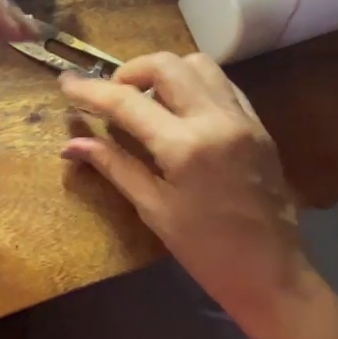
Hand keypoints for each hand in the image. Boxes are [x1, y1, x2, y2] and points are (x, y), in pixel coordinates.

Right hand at [58, 53, 319, 327]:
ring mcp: (242, 119)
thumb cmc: (205, 251)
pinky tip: (180, 110)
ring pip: (198, 65)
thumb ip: (113, 166)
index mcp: (185, 147)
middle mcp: (216, 120)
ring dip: (165, 73)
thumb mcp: (153, 208)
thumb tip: (70, 144)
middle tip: (113, 97)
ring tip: (148, 101)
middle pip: (166, 65)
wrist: (271, 273)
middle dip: (130, 72)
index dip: (91, 90)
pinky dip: (194, 85)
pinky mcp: (258, 125)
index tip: (66, 83)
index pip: (127, 102)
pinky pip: (222, 84)